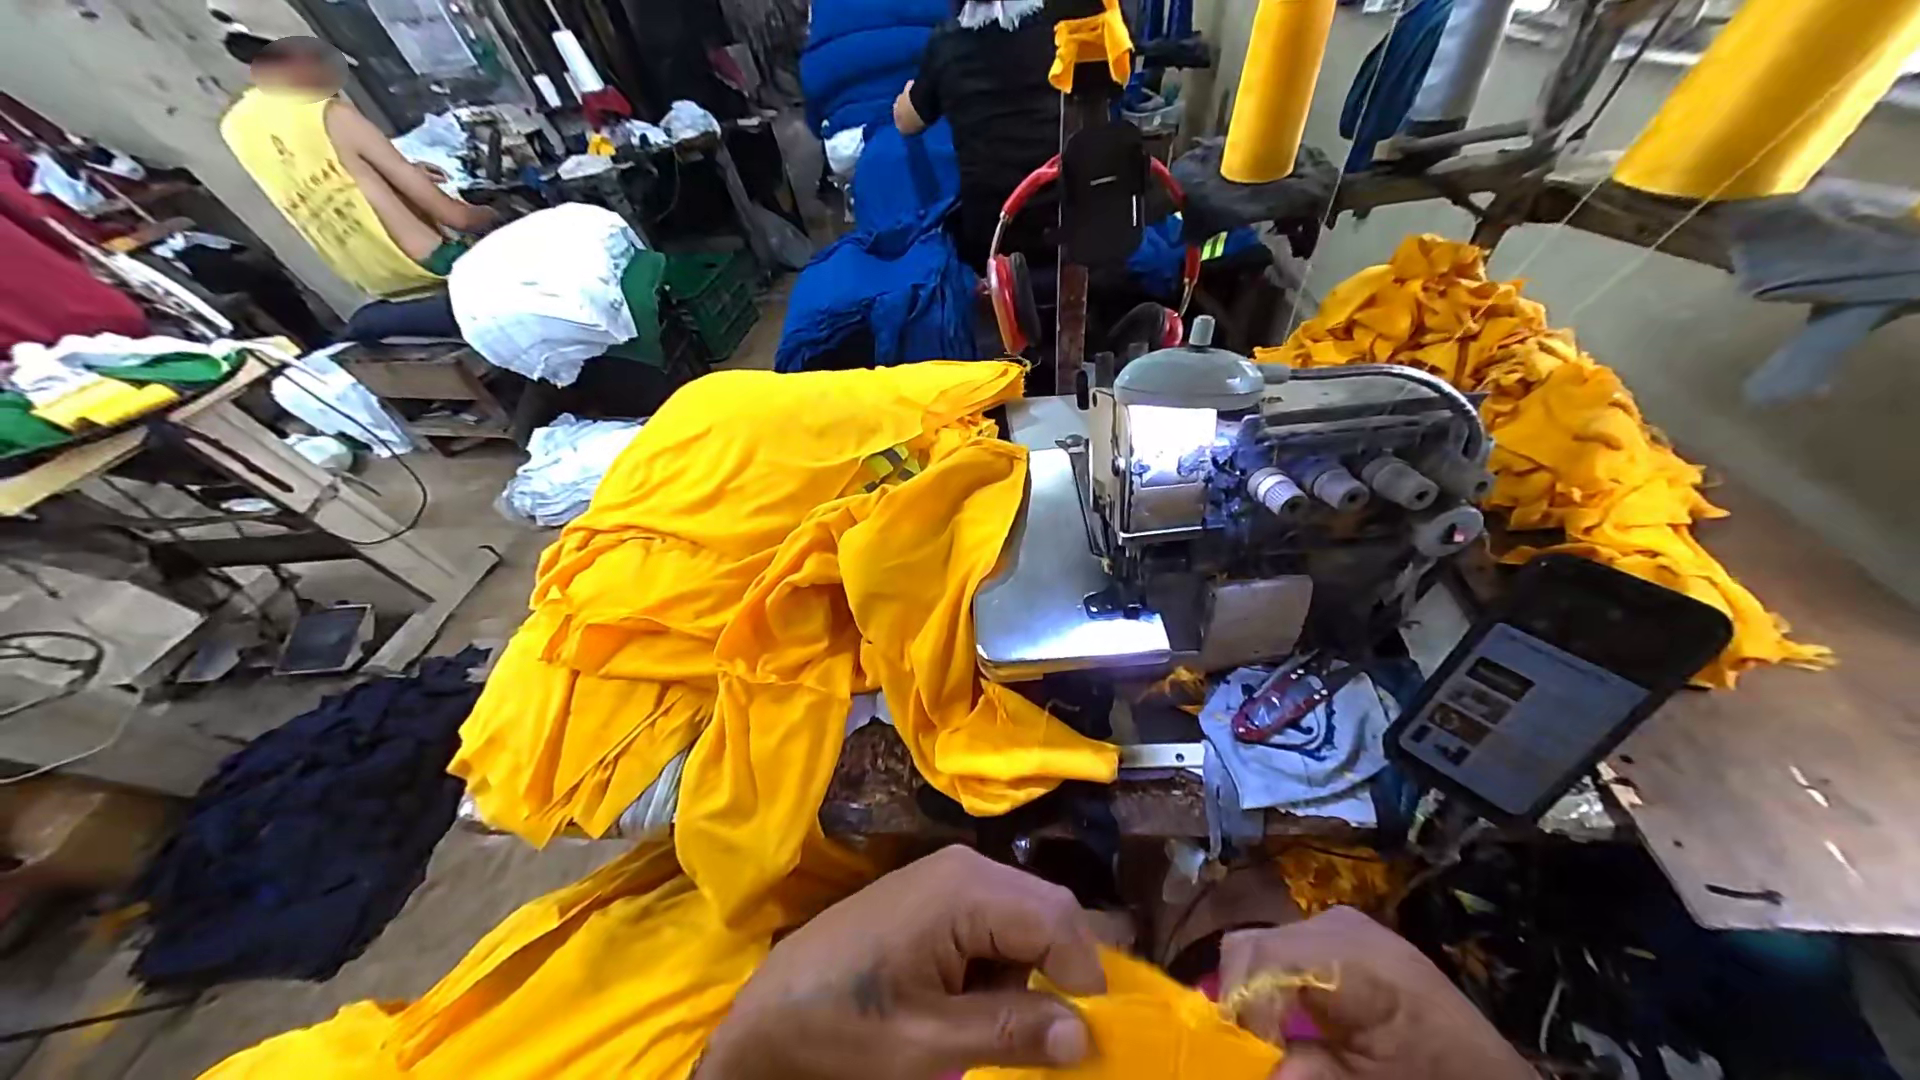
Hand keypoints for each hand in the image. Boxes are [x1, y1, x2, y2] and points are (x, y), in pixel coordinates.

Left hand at [696, 846, 1104, 1079]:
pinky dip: (999, 961)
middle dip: (1058, 971)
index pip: (1058, 918)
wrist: (772, 1008)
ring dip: (1026, 971)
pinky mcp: (936, 890)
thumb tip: (1086, 1033)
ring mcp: (948, 872)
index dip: (1084, 977)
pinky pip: (995, 917)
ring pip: (1024, 915)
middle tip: (1042, 1037)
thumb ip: (1012, 1029)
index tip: (1084, 1040)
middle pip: (1045, 908)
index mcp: (965, 887)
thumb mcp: (929, 1043)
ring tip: (986, 1020)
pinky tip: (964, 996)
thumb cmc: (844, 1025)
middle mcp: (964, 864)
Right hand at [1221, 907, 1534, 1079]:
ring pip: (1261, 944)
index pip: (1267, 956)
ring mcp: (1340, 924)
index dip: (1241, 1002)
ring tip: (1262, 1037)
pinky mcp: (1339, 936)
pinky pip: (1284, 949)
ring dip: (1251, 990)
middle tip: (1246, 1047)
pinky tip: (1284, 1019)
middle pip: (1255, 945)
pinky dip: (1271, 983)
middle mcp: (1340, 925)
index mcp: (1359, 959)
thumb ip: (1313, 1073)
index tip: (1243, 1051)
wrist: (1498, 1079)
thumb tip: (1258, 1070)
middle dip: (1239, 996)